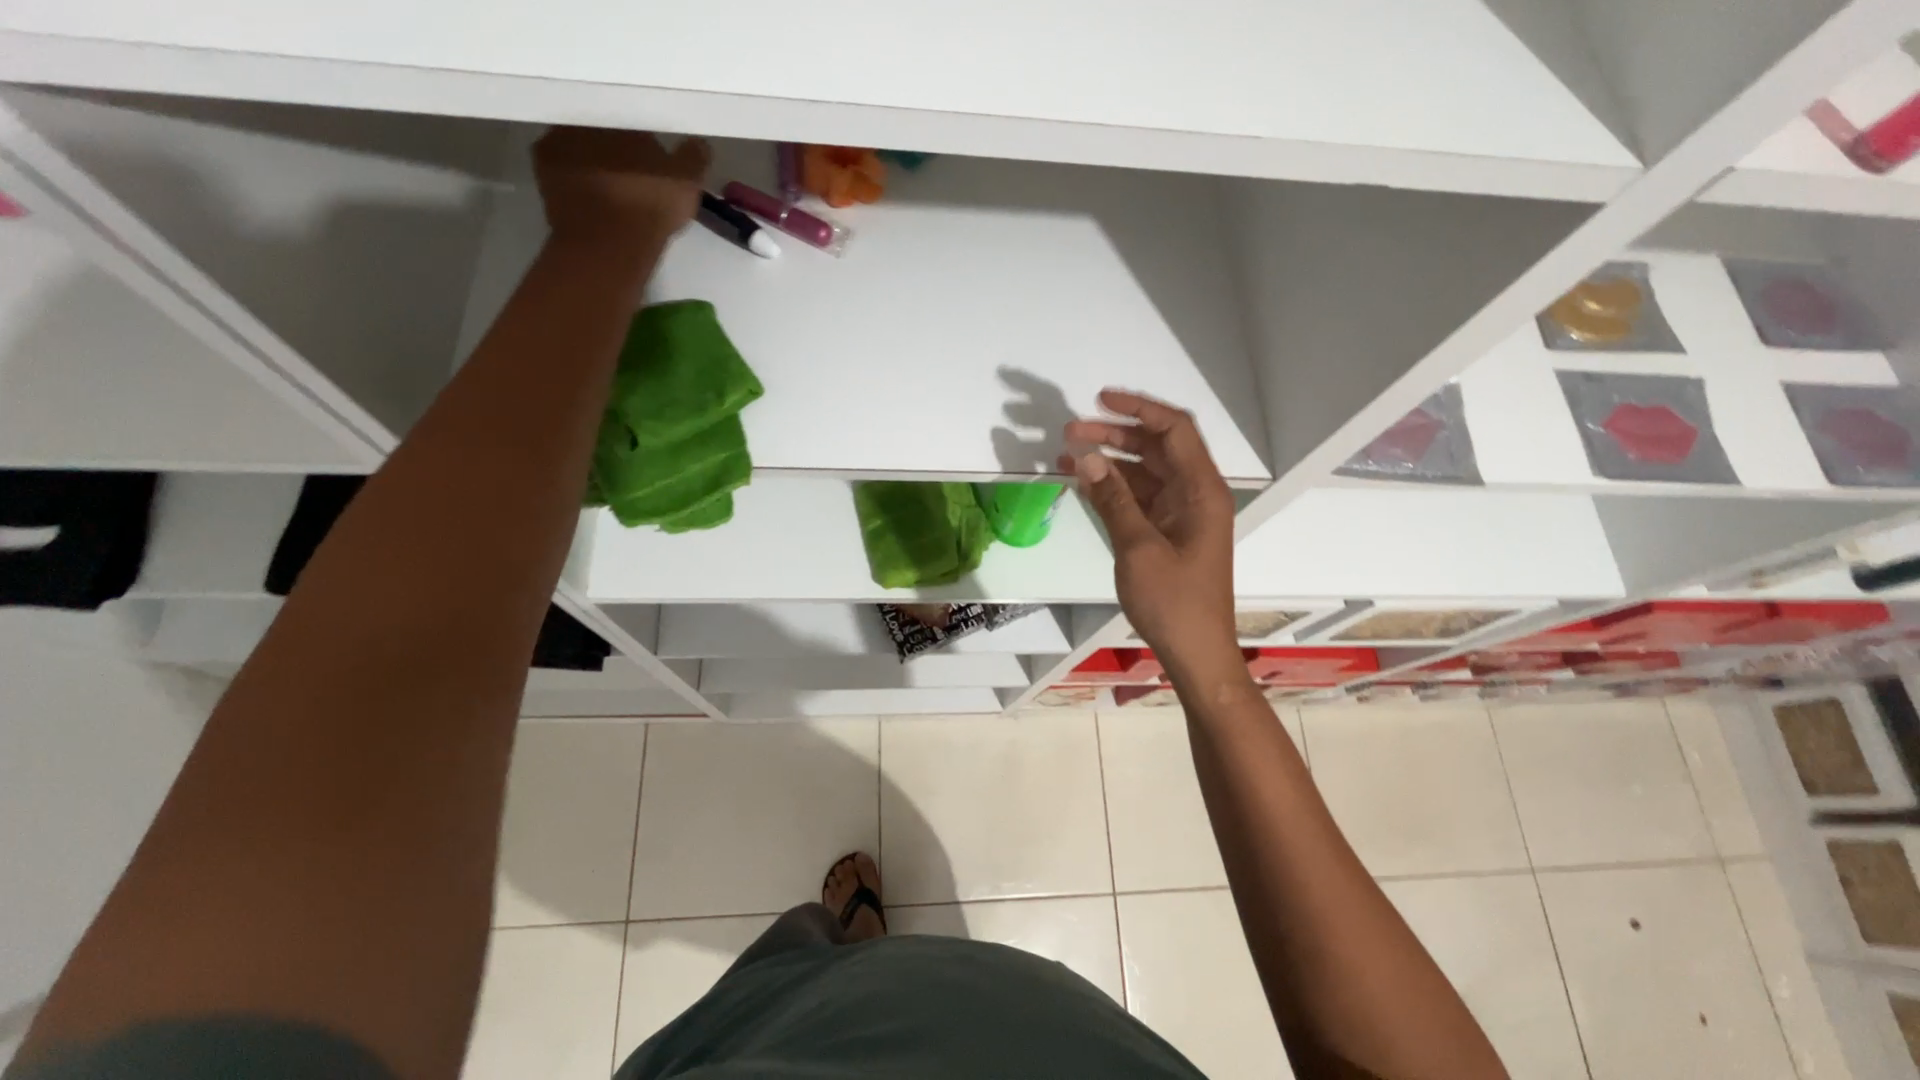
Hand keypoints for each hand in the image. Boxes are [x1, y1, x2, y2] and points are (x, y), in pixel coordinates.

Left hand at [534, 126, 711, 249]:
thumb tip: (698, 143)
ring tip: (607, 186)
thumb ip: (694, 156)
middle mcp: (590, 117)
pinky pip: (559, 164)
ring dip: (591, 159)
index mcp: (626, 114)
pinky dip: (570, 175)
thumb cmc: (651, 205)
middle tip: (629, 173)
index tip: (653, 163)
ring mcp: (560, 139)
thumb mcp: (687, 182)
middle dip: (615, 147)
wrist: (607, 241)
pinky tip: (585, 192)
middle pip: (605, 130)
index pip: (637, 121)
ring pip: (581, 145)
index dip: (646, 143)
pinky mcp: (542, 166)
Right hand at [1060, 390, 1243, 684]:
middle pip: (1156, 447)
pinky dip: (1112, 488)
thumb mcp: (1138, 548)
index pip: (1175, 430)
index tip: (1100, 399)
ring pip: (1144, 472)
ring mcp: (1181, 514)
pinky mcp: (1167, 533)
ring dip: (1110, 460)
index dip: (1139, 408)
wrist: (1196, 652)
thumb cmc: (1174, 602)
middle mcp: (1195, 494)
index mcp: (1202, 491)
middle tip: (1069, 431)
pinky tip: (1081, 481)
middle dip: (1114, 434)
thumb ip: (1113, 499)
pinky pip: (1139, 498)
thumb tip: (1087, 457)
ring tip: (1066, 453)